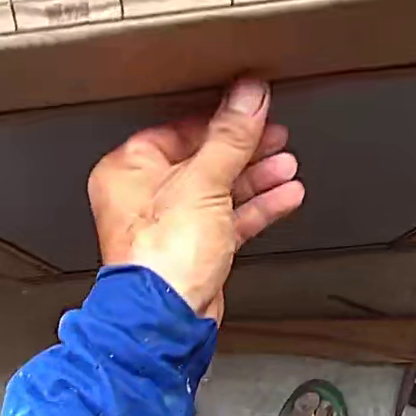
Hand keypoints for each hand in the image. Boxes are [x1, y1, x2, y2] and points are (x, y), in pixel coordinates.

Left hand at [88, 78, 304, 319]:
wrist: (168, 318)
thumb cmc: (162, 259)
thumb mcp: (202, 183)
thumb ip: (229, 138)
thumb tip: (248, 97)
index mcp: (129, 170)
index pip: (180, 130)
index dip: (220, 119)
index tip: (251, 107)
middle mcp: (147, 196)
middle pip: (204, 160)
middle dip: (246, 150)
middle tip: (275, 135)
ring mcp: (173, 225)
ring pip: (221, 190)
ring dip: (257, 178)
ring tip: (286, 165)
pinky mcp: (196, 249)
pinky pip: (230, 219)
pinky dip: (257, 208)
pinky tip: (284, 196)